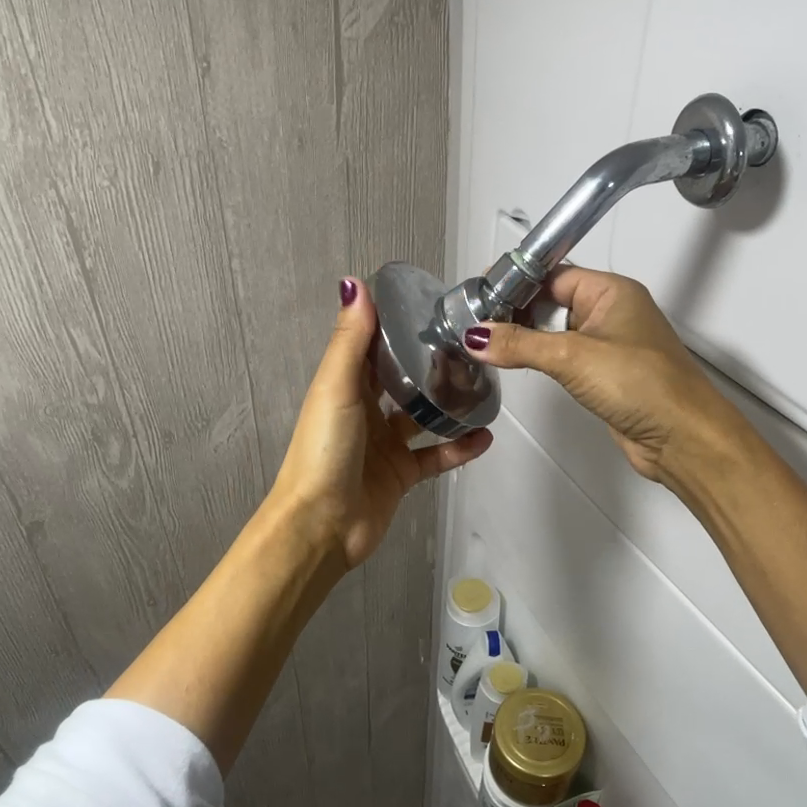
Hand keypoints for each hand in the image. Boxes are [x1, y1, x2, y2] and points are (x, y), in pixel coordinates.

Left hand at [266, 277, 493, 569]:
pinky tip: (485, 436)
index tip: (432, 308)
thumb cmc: (324, 451)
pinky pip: (436, 456)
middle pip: (402, 381)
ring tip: (483, 387)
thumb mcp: (336, 387)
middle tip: (469, 347)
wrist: (321, 524)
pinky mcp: (401, 475)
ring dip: (449, 405)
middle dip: (430, 365)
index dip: (397, 327)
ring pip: (422, 418)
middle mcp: (365, 412)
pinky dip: (459, 448)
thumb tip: (354, 282)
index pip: (373, 348)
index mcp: (344, 386)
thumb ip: (350, 339)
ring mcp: (384, 445)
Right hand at [461, 265, 745, 484]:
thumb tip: (476, 336)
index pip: (553, 274)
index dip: (516, 280)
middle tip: (473, 320)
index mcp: (611, 292)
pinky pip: (565, 357)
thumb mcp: (573, 356)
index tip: (478, 292)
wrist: (682, 437)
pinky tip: (517, 364)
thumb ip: (521, 344)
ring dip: (526, 335)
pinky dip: (541, 358)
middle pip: (553, 300)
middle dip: (516, 308)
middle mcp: (611, 312)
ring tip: (485, 341)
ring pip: (557, 330)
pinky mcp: (605, 376)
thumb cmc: (640, 383)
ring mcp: (609, 345)